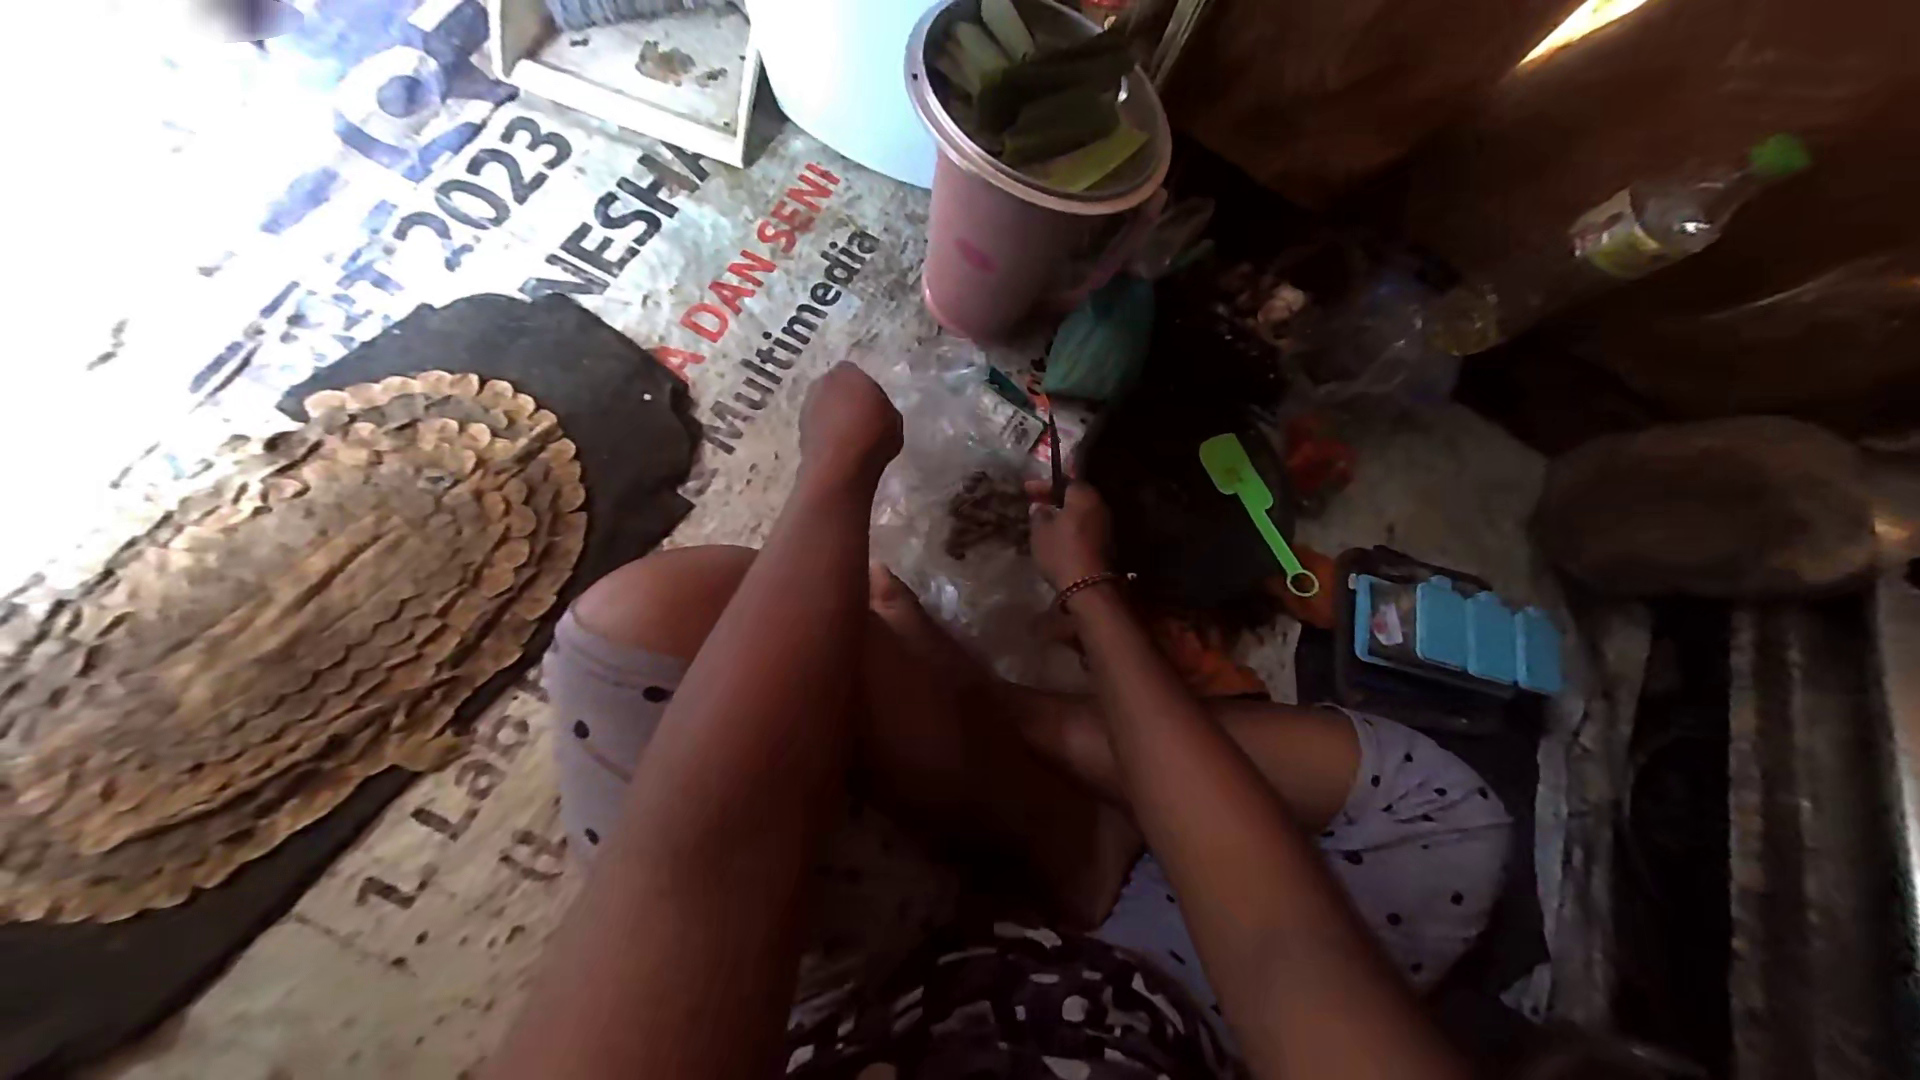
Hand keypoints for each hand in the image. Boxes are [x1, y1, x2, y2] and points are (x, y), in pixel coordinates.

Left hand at [798, 362, 902, 489]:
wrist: (839, 467)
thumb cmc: (872, 436)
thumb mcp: (895, 420)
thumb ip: (883, 408)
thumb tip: (875, 411)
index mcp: (847, 373)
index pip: (856, 374)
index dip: (866, 390)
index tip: (875, 408)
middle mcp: (822, 384)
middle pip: (836, 389)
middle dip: (846, 400)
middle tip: (862, 420)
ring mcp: (807, 407)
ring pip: (824, 408)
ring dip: (834, 418)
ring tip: (851, 439)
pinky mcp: (800, 430)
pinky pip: (818, 427)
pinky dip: (826, 435)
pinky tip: (840, 451)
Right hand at [1025, 479, 1113, 590]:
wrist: (1089, 587)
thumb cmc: (1061, 553)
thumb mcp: (1040, 533)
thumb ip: (1039, 515)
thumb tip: (1040, 507)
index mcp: (1084, 497)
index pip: (1066, 481)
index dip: (1045, 484)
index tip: (1028, 489)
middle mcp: (1099, 506)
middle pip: (1076, 495)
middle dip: (1056, 497)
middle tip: (1037, 502)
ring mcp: (1106, 525)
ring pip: (1082, 512)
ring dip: (1064, 513)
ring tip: (1046, 518)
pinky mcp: (1107, 543)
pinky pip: (1086, 526)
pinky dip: (1072, 525)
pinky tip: (1059, 533)